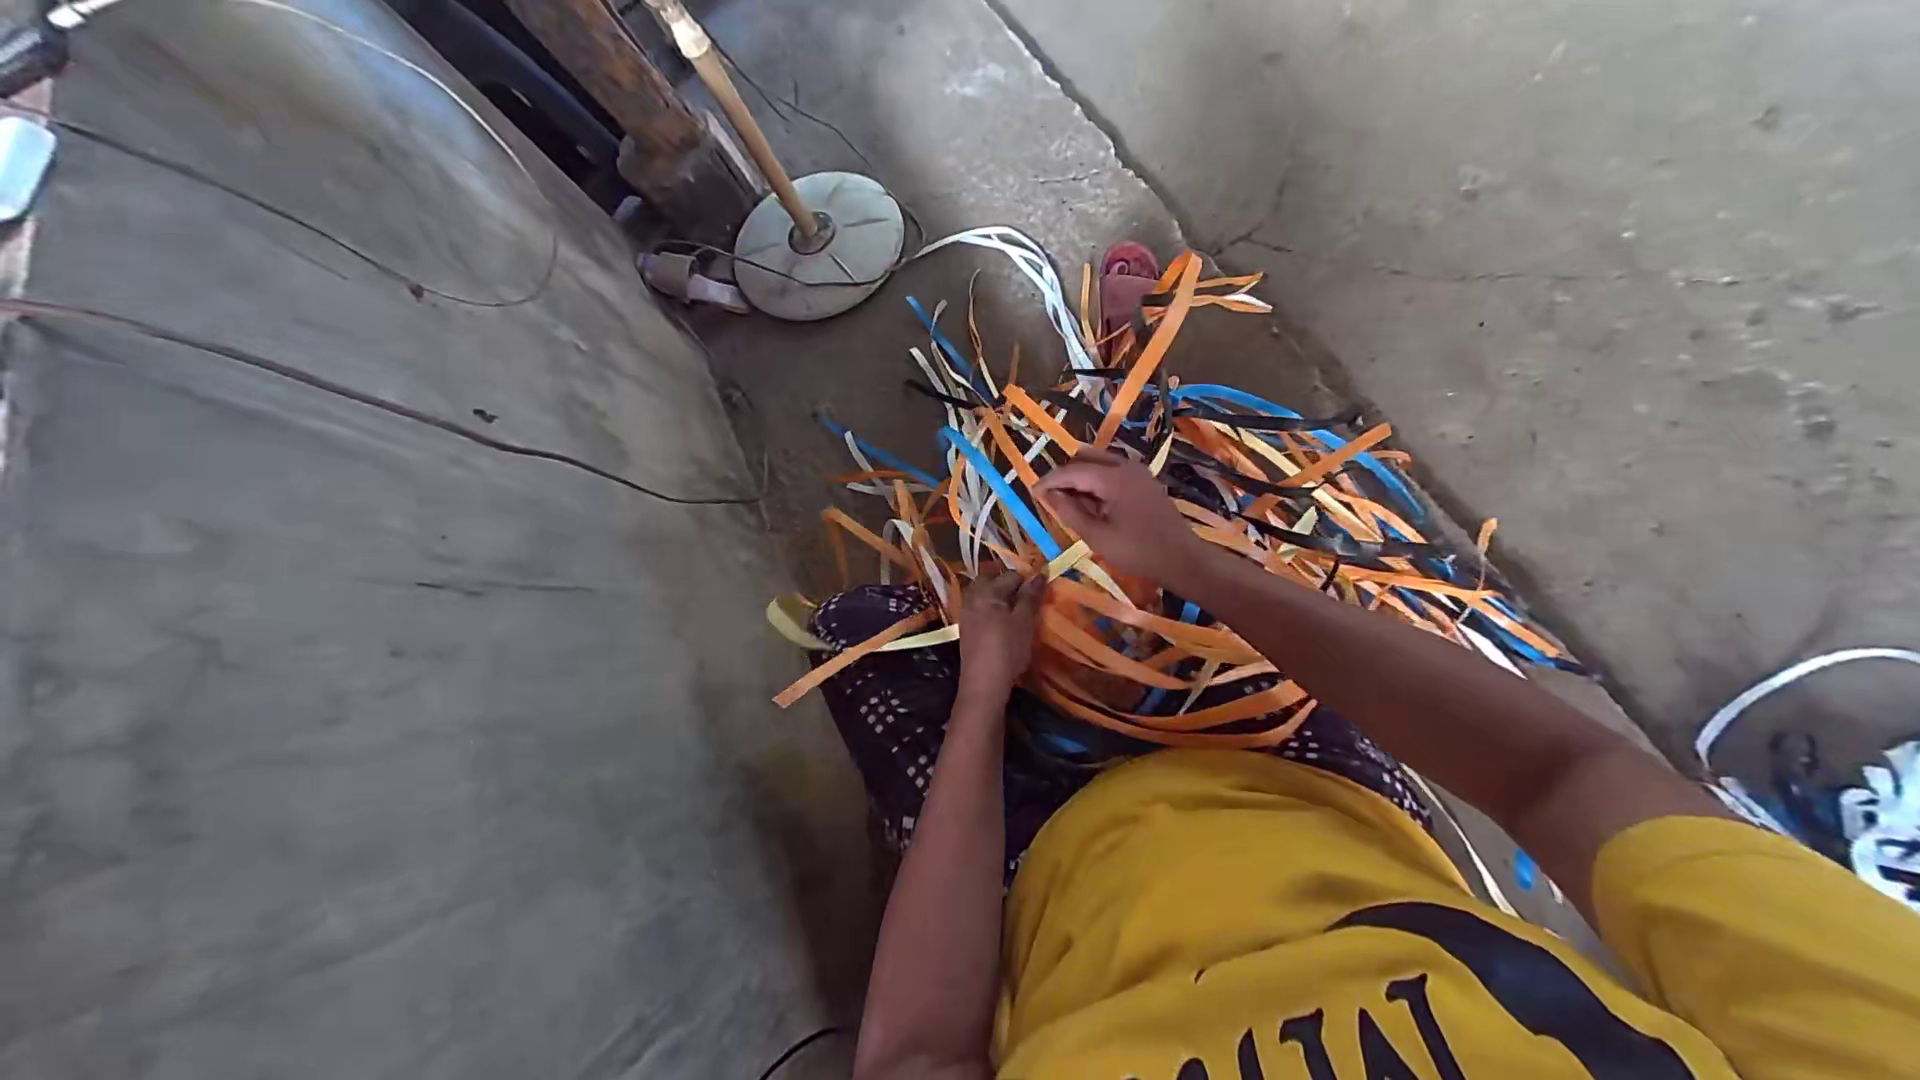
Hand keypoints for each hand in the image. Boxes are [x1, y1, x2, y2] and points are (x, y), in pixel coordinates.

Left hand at [957, 564, 1044, 699]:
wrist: (983, 683)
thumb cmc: (1007, 649)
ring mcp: (967, 613)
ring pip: (984, 595)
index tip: (1040, 593)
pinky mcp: (967, 629)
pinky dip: (992, 610)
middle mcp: (973, 598)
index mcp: (987, 592)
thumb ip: (1030, 597)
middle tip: (1027, 599)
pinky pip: (979, 609)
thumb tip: (1039, 573)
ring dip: (999, 597)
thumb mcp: (1024, 621)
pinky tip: (1003, 623)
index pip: (1010, 576)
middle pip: (991, 580)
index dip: (1027, 581)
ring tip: (1017, 611)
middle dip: (1008, 585)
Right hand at [1036, 448, 1209, 584]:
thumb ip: (1070, 512)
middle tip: (1054, 500)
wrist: (1182, 560)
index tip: (1032, 493)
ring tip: (1073, 505)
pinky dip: (1097, 481)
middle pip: (1084, 457)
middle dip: (1066, 475)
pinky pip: (1112, 471)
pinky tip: (1094, 505)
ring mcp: (1138, 471)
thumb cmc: (1138, 552)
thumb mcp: (1097, 537)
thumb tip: (1048, 495)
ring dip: (1081, 477)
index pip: (1071, 470)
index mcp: (1113, 477)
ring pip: (1099, 461)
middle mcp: (1126, 466)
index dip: (1049, 481)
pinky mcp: (1144, 481)